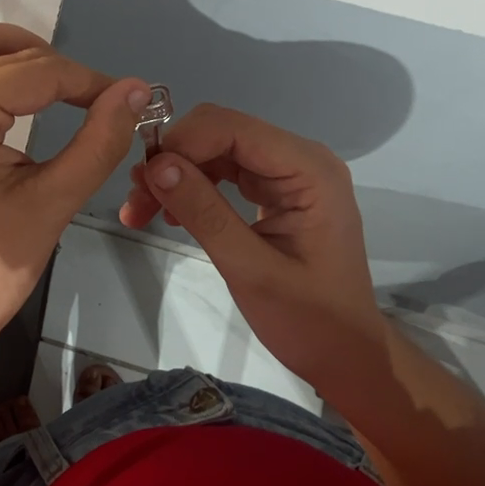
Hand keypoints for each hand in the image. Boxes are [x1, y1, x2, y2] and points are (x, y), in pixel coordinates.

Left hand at [0, 23, 147, 342]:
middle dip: (50, 60)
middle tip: (89, 94)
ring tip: (59, 86)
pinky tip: (21, 100)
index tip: (131, 99)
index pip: (38, 71)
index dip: (89, 81)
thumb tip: (134, 91)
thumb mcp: (54, 201)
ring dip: (14, 53)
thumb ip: (98, 140)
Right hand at [119, 104, 381, 373]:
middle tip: (138, 200)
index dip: (183, 143)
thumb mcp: (251, 271)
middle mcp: (298, 158)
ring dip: (175, 173)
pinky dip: (190, 185)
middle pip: (219, 131)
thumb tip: (156, 165)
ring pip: (213, 148)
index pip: (232, 127)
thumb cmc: (310, 321)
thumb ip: (205, 213)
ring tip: (142, 210)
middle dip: (173, 159)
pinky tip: (168, 212)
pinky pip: (221, 169)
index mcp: (309, 169)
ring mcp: (285, 172)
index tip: (144, 178)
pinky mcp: (272, 188)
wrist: (345, 358)